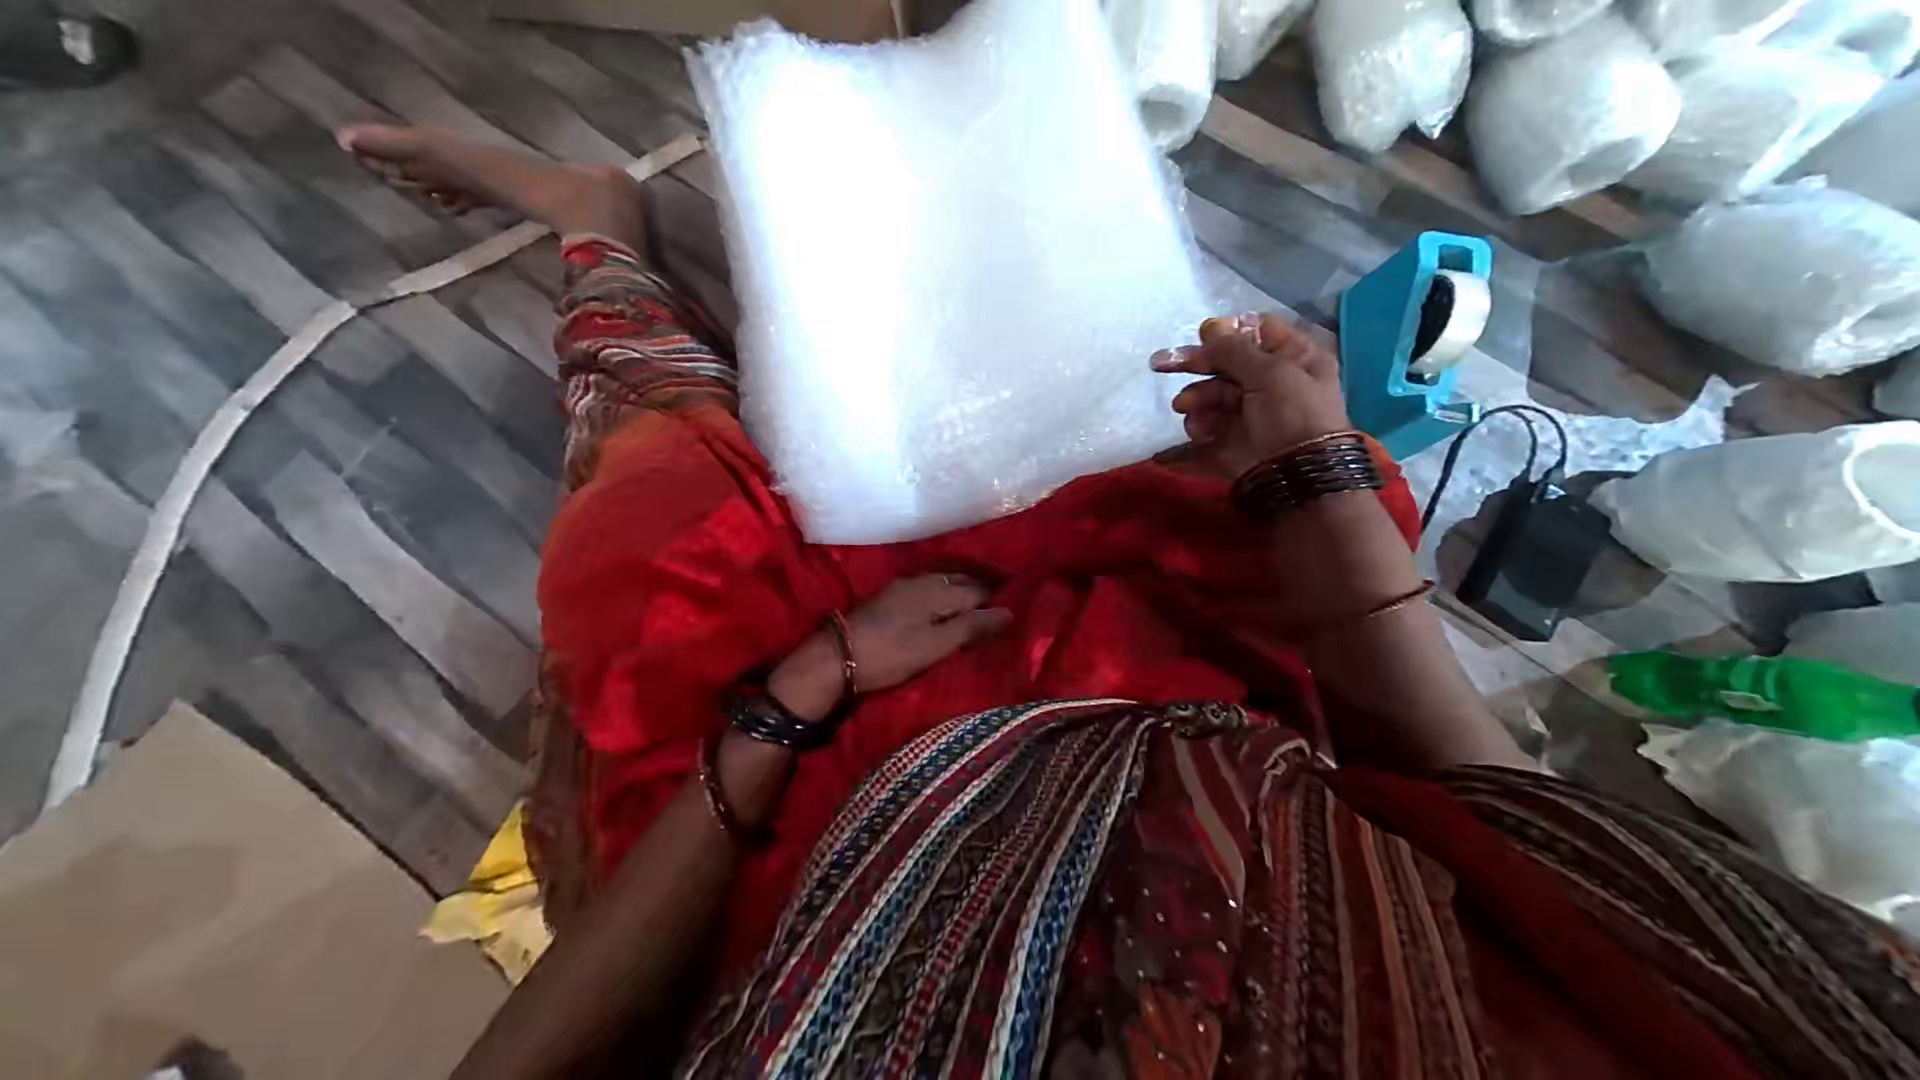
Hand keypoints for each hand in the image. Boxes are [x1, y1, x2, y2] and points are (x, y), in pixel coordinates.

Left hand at [767, 574, 1012, 722]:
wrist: (835, 657)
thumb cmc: (890, 654)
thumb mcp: (935, 646)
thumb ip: (971, 627)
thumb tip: (1010, 612)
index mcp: (938, 590)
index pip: (979, 590)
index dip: (999, 598)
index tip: (1019, 605)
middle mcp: (922, 581)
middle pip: (961, 581)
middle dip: (982, 589)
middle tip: (1003, 603)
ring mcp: (902, 588)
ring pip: (943, 583)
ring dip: (962, 590)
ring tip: (978, 604)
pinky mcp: (887, 598)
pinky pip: (926, 589)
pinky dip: (942, 595)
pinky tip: (943, 606)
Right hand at [1153, 312, 1351, 477]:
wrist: (1295, 475)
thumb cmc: (1293, 415)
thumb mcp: (1271, 373)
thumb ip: (1235, 350)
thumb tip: (1209, 326)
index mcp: (1293, 358)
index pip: (1258, 332)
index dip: (1230, 332)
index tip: (1204, 336)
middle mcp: (1271, 381)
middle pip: (1227, 363)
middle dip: (1197, 364)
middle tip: (1162, 363)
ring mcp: (1249, 410)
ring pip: (1211, 392)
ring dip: (1196, 397)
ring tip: (1186, 407)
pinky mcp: (1230, 437)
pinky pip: (1206, 422)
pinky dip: (1198, 423)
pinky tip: (1197, 431)